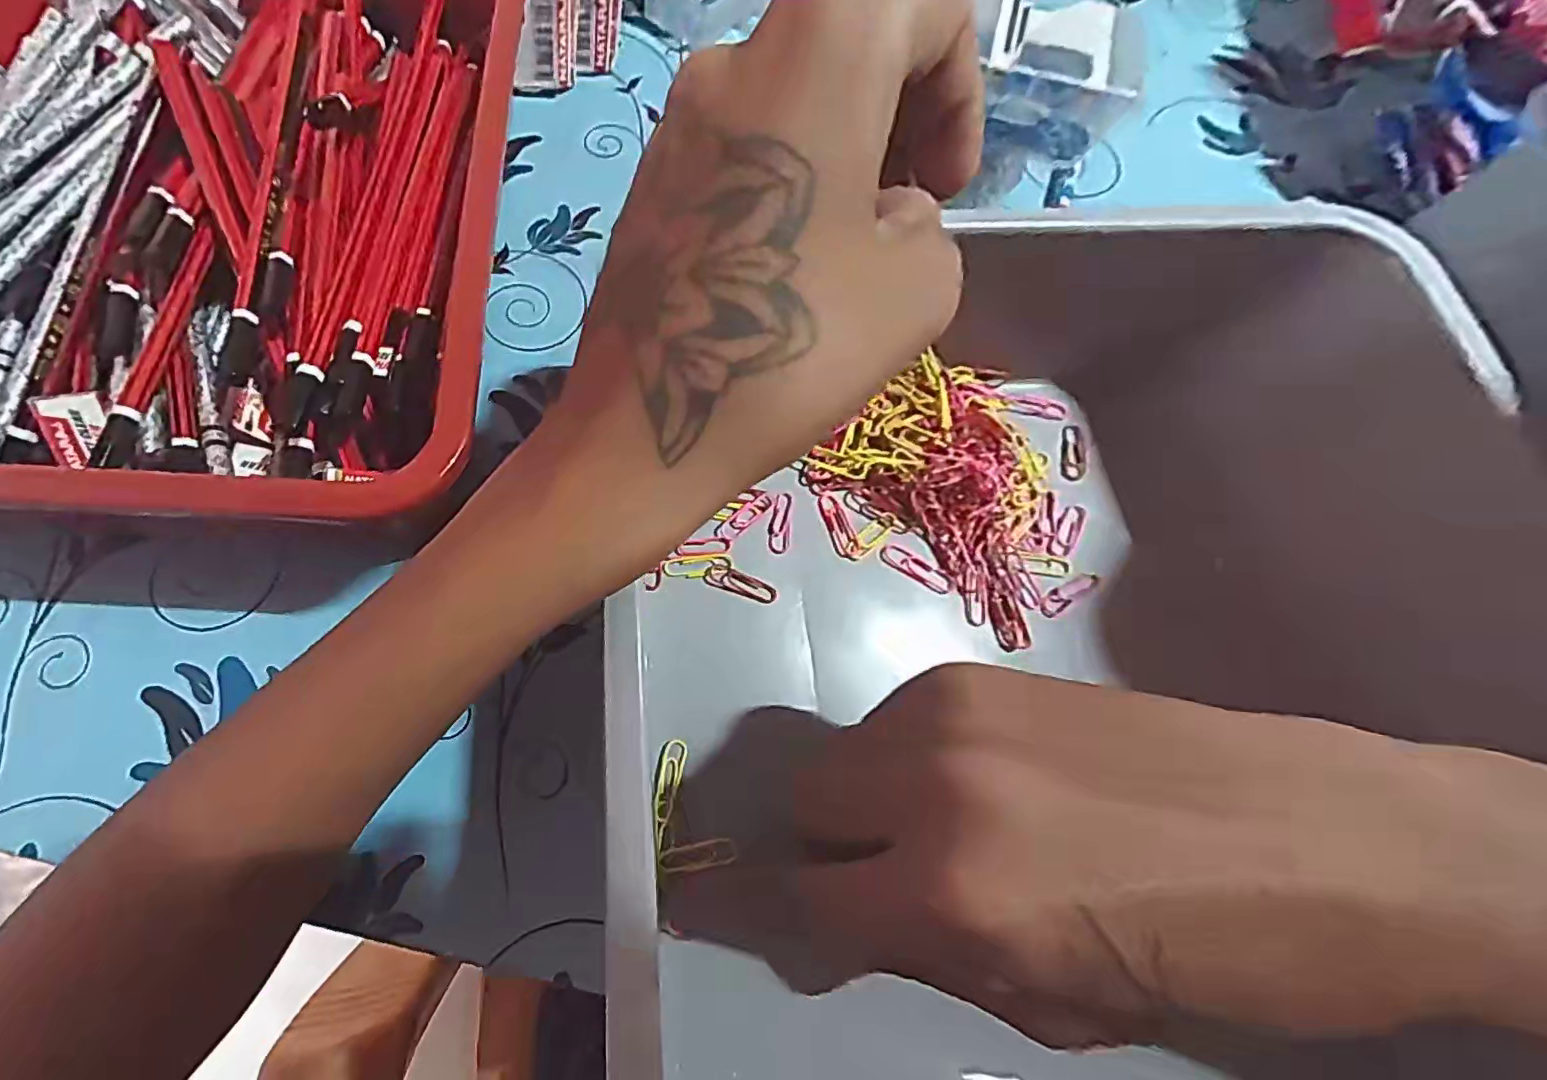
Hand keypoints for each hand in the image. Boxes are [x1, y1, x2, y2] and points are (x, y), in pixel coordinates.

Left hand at [507, 0, 982, 578]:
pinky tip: (775, 271)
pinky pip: (730, 163)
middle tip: (903, 213)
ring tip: (838, 256)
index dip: (961, 83)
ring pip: (782, 110)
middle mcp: (725, 69)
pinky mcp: (641, 195)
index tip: (947, 182)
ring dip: (832, 163)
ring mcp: (669, 135)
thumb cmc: (791, 353)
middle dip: (895, 120)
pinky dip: (773, 194)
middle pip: (841, 49)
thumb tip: (883, 214)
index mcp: (813, 54)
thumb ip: (925, 219)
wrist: (647, 430)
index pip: (917, 3)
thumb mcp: (919, 283)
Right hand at [670, 664, 1546, 1046]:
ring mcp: (944, 713)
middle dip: (820, 842)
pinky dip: (904, 759)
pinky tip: (983, 777)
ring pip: (841, 755)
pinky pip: (889, 724)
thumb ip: (922, 955)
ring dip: (865, 797)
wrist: (1339, 835)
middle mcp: (927, 784)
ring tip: (948, 820)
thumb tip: (830, 925)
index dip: (740, 904)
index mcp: (953, 890)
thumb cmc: (1212, 958)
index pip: (799, 896)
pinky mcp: (967, 674)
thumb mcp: (1057, 1000)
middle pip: (801, 800)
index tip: (694, 900)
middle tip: (879, 868)